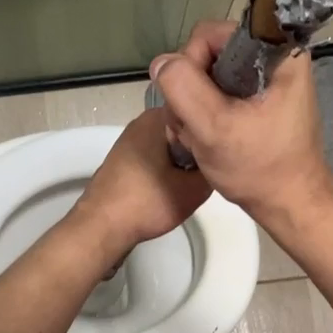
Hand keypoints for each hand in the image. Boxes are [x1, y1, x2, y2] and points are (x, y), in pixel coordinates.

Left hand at [71, 109, 211, 253]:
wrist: (102, 226)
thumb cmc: (148, 201)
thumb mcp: (195, 188)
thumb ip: (214, 168)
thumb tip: (222, 158)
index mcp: (158, 117)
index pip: (199, 106)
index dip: (217, 123)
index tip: (230, 142)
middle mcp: (142, 122)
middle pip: (185, 126)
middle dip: (201, 142)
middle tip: (221, 162)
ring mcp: (130, 140)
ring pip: (170, 142)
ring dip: (185, 156)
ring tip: (202, 174)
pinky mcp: (125, 159)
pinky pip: (157, 154)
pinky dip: (169, 164)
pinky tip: (178, 182)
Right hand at [149, 20, 332, 227]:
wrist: (290, 206)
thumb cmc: (259, 169)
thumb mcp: (213, 128)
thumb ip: (182, 87)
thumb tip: (162, 62)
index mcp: (278, 55)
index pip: (211, 35)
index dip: (191, 66)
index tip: (192, 105)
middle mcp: (275, 59)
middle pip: (207, 56)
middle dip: (190, 93)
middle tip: (192, 129)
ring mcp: (267, 82)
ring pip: (208, 79)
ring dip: (193, 110)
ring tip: (199, 140)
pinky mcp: (260, 102)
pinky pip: (219, 95)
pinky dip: (205, 117)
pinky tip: (205, 141)